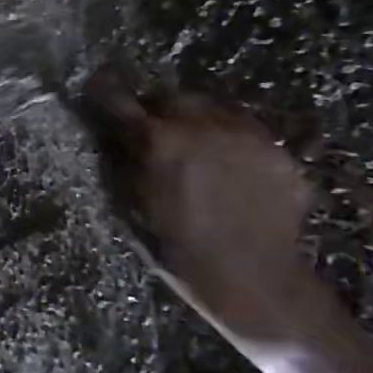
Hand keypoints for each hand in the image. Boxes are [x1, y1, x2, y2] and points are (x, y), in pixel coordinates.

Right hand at [80, 71, 324, 338]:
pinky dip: (229, 136)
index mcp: (161, 142)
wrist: (260, 284)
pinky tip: (230, 164)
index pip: (122, 103)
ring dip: (195, 118)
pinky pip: (244, 128)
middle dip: (156, 108)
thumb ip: (125, 167)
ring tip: (195, 145)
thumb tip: (112, 139)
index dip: (105, 93)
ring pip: (211, 106)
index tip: (97, 87)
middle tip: (154, 130)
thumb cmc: (187, 258)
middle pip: (171, 96)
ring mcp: (244, 133)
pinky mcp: (275, 148)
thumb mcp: (139, 215)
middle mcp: (202, 125)